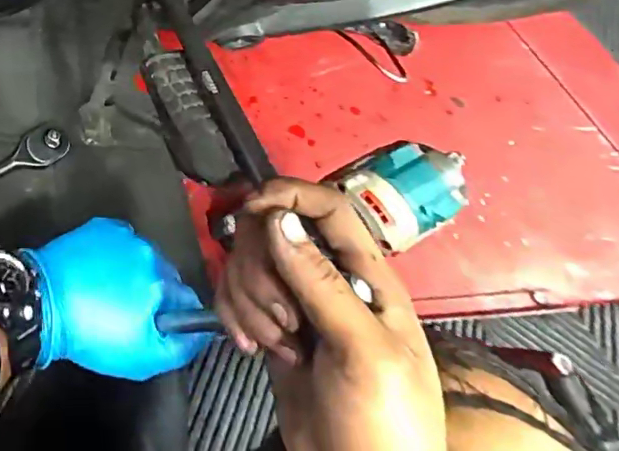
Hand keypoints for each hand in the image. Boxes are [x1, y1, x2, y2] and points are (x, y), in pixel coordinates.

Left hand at [23, 218, 211, 379]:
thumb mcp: (143, 356)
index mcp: (160, 280)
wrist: (44, 301)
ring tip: (111, 293)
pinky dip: (116, 255)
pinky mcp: (100, 227)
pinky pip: (120, 242)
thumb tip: (201, 333)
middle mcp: (146, 250)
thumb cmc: (92, 331)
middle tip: (132, 312)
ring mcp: (121, 234)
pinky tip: (100, 273)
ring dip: (136, 272)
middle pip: (165, 274)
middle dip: (156, 292)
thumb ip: (181, 346)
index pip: (187, 298)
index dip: (176, 316)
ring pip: (143, 257)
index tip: (160, 326)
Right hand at [217, 180, 443, 450]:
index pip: (326, 205)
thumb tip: (278, 218)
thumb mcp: (365, 354)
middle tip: (283, 319)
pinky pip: (234, 292)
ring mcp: (296, 300)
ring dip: (249, 302)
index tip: (252, 211)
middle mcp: (328, 277)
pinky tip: (253, 348)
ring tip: (278, 346)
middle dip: (262, 271)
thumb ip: (322, 284)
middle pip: (273, 230)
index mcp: (365, 274)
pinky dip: (235, 315)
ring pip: (248, 260)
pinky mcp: (269, 323)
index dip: (288, 195)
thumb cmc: (384, 423)